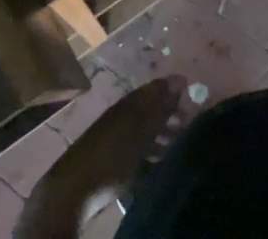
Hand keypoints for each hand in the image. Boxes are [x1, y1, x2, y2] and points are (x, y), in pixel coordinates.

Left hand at [14, 77, 186, 238]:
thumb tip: (179, 78)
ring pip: (145, 135)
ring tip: (179, 148)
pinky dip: (151, 158)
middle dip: (170, 117)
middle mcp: (122, 120)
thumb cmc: (111, 154)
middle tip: (189, 125)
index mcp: (127, 107)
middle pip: (150, 114)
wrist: (76, 189)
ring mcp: (117, 143)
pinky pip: (138, 156)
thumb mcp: (139, 128)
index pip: (153, 91)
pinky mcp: (114, 165)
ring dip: (163, 139)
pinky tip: (161, 166)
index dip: (171, 93)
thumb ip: (159, 105)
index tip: (191, 99)